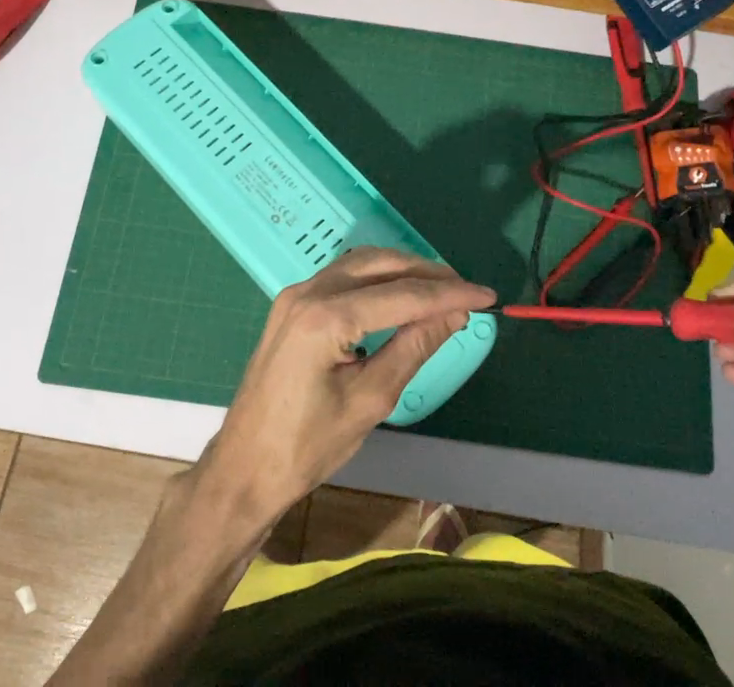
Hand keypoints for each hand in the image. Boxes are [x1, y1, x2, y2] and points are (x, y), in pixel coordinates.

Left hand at [197, 247, 494, 529]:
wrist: (246, 467)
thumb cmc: (307, 446)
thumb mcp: (371, 399)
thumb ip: (414, 348)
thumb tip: (454, 314)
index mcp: (325, 317)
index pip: (402, 295)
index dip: (449, 294)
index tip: (488, 296)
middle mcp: (307, 293)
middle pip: (379, 265)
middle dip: (427, 274)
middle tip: (467, 291)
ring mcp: (294, 297)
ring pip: (360, 265)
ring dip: (402, 272)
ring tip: (442, 291)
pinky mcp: (290, 308)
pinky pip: (342, 279)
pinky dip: (376, 281)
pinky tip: (399, 298)